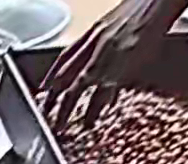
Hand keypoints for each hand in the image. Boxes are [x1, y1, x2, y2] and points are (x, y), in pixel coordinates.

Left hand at [40, 0, 187, 127]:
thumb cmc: (145, 6)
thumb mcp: (113, 20)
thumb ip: (97, 39)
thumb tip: (85, 61)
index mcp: (94, 33)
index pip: (63, 59)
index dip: (50, 78)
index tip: (42, 92)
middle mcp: (95, 46)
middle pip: (64, 78)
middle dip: (51, 102)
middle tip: (46, 118)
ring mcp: (108, 56)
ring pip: (79, 88)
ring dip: (68, 111)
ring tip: (61, 128)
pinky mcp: (123, 65)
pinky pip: (104, 91)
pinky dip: (97, 107)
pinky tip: (94, 117)